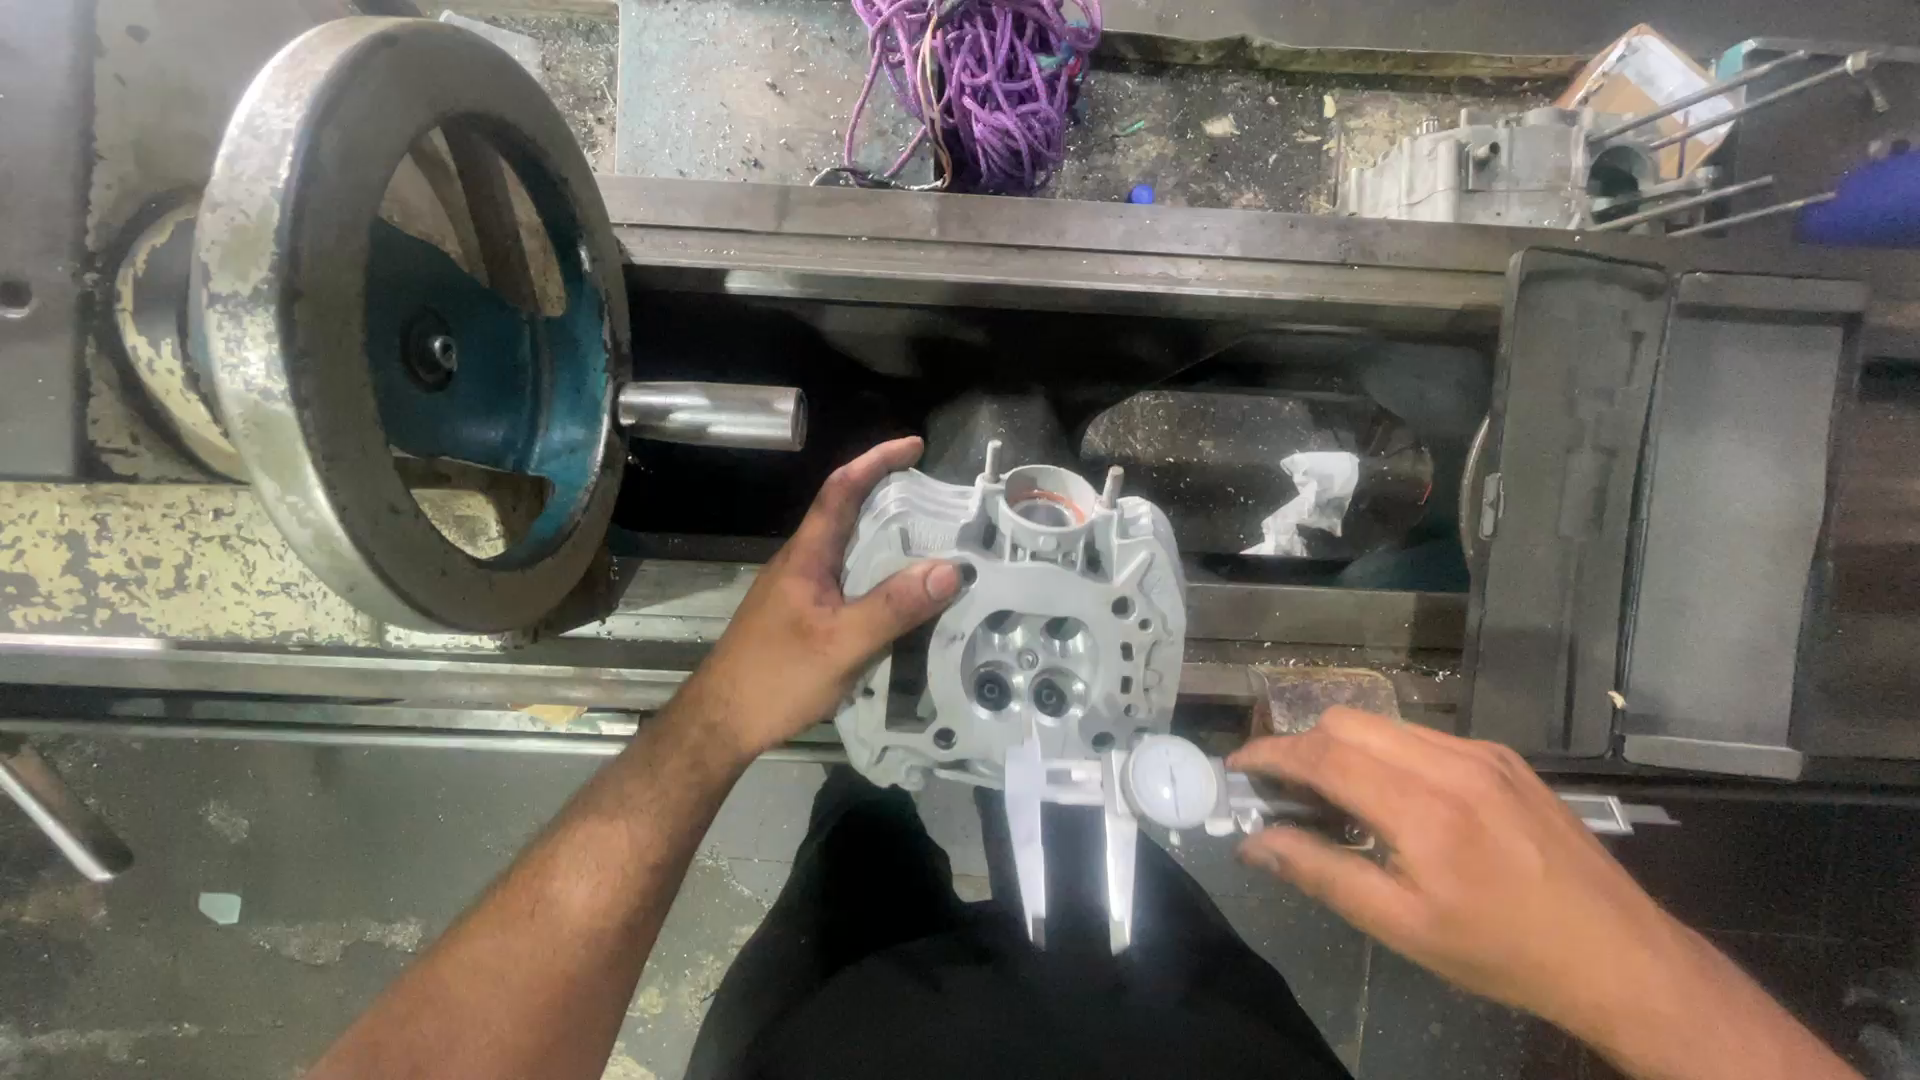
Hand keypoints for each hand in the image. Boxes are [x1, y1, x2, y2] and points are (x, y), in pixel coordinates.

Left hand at [670, 437, 960, 765]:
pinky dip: (878, 576)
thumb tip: (951, 569)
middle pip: (848, 515)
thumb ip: (894, 607)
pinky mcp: (802, 616)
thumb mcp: (843, 644)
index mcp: (807, 556)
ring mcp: (799, 591)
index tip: (916, 447)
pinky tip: (902, 598)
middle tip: (942, 505)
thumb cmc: (775, 677)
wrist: (720, 723)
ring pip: (849, 551)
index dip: (876, 461)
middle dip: (892, 499)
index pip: (841, 490)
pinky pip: (848, 581)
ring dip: (888, 540)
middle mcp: (802, 564)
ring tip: (935, 547)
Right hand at [1227, 708, 1690, 1038]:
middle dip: (1300, 746)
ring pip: (1380, 723)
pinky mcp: (1502, 757)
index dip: (1269, 754)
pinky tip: (1394, 797)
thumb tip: (1253, 842)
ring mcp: (1482, 754)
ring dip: (1341, 747)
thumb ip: (1320, 873)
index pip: (1322, 756)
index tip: (1237, 767)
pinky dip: (1384, 753)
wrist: (1622, 958)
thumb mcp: (1402, 927)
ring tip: (1336, 794)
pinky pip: (1419, 735)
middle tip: (1286, 790)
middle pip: (1344, 722)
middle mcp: (1451, 765)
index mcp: (1424, 812)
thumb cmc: (1501, 951)